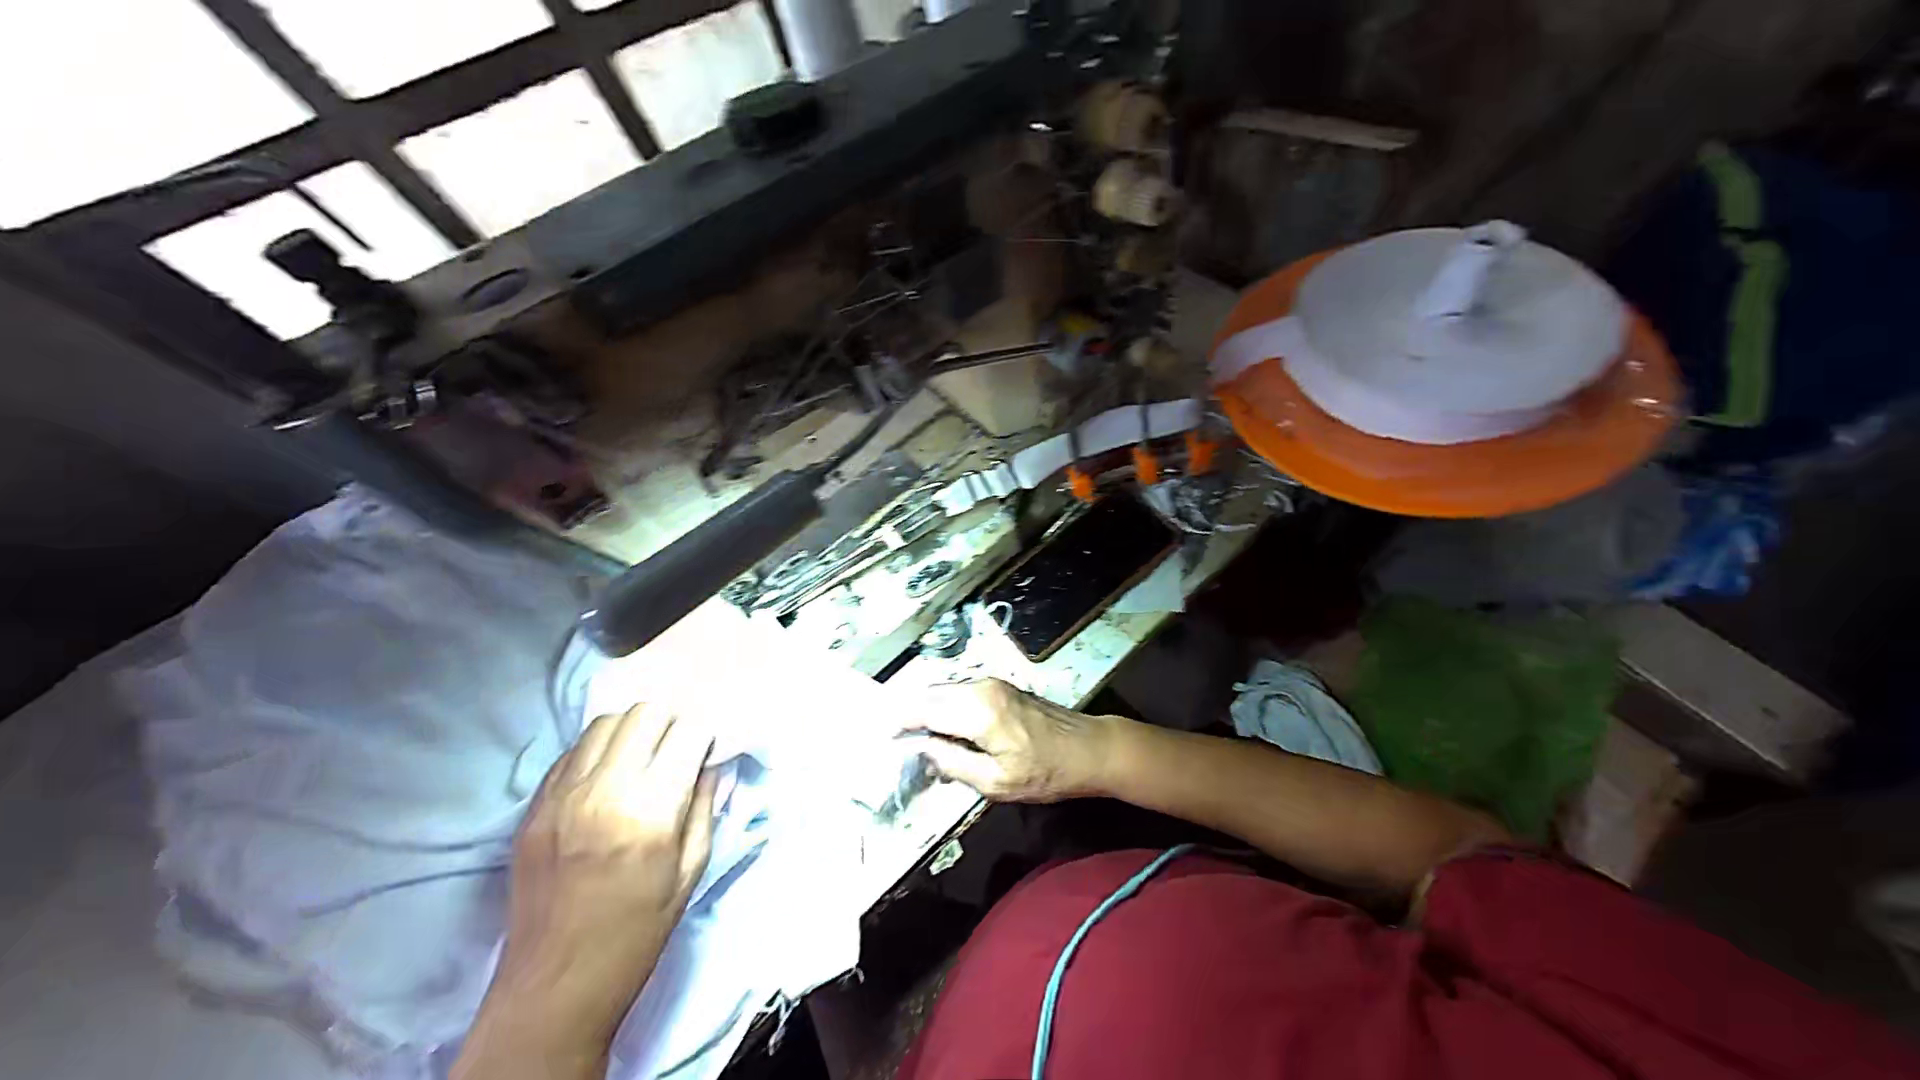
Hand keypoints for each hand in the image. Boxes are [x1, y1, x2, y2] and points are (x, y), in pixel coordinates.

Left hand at [455, 705, 716, 1079]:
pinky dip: (598, 751)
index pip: (687, 733)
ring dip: (633, 730)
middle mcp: (603, 790)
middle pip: (644, 714)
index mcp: (650, 811)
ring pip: (605, 723)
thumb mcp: (690, 871)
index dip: (705, 735)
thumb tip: (713, 762)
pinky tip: (608, 776)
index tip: (708, 750)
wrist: (556, 983)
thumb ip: (704, 807)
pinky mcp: (533, 806)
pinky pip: (571, 752)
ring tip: (643, 756)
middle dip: (670, 723)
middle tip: (678, 749)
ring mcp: (561, 795)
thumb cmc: (637, 932)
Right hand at [902, 679, 1119, 802]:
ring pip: (944, 691)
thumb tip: (923, 751)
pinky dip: (945, 706)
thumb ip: (954, 764)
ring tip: (917, 738)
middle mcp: (980, 688)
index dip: (900, 721)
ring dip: (927, 709)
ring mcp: (991, 683)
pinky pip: (960, 692)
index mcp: (978, 711)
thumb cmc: (1047, 772)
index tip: (882, 735)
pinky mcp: (1000, 687)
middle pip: (931, 694)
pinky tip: (944, 729)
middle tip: (895, 738)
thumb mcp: (997, 782)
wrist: (1091, 749)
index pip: (925, 710)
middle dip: (909, 712)